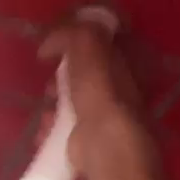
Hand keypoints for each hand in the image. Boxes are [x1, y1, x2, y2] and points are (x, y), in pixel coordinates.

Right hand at [40, 18, 159, 179]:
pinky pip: (67, 125)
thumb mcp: (87, 45)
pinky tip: (46, 132)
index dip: (79, 32)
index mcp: (133, 55)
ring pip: (74, 98)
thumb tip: (51, 40)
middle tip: (51, 78)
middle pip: (86, 68)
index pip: (106, 33)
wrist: (105, 148)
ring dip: (54, 103)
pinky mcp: (94, 138)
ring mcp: (110, 113)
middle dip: (62, 73)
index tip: (55, 41)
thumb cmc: (100, 93)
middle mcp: (126, 83)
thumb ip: (72, 31)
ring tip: (47, 111)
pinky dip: (53, 127)